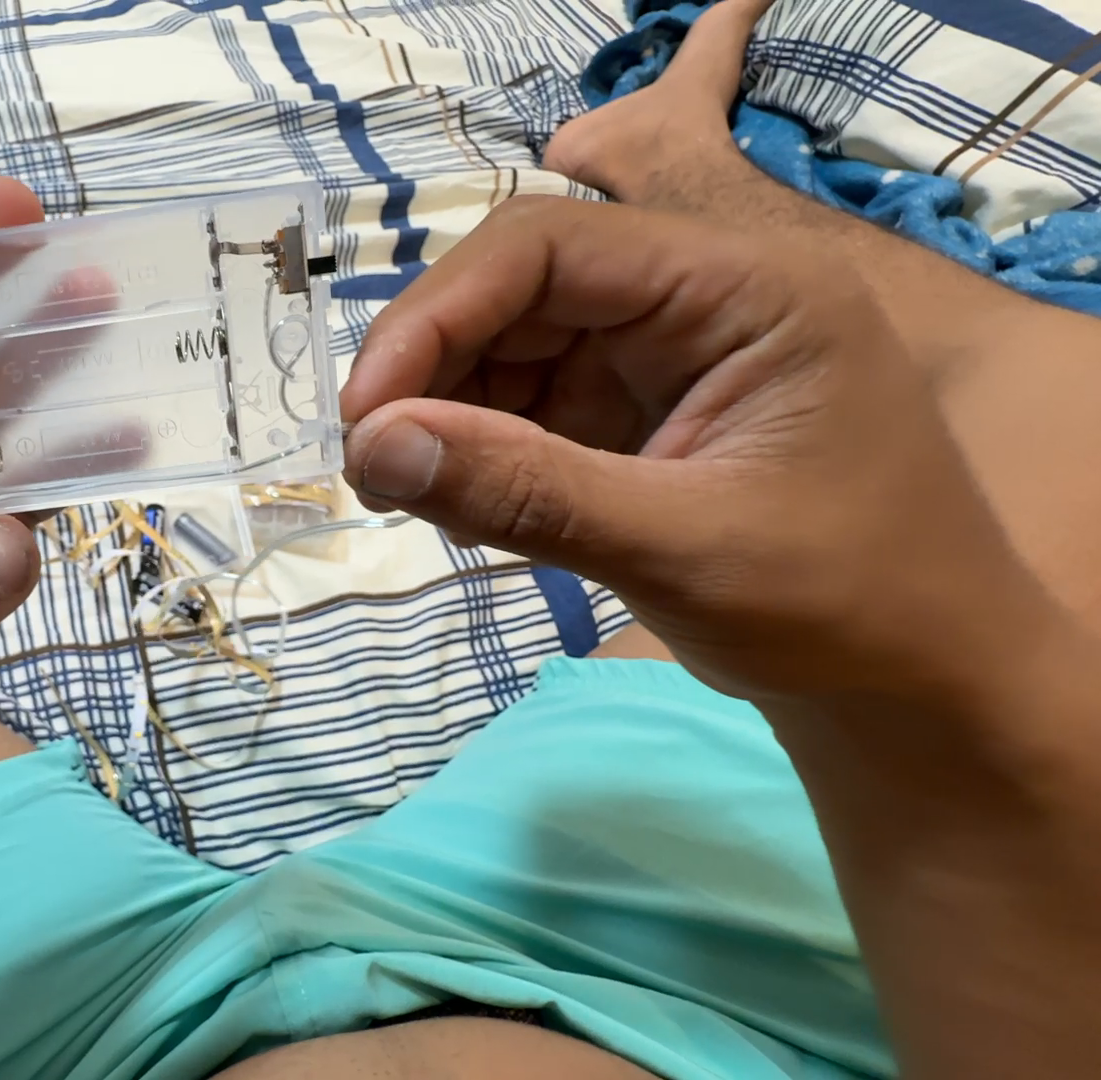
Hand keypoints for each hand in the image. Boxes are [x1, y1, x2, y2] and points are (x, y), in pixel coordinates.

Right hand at [340, 196, 1051, 704]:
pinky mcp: (606, 413)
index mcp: (737, 288)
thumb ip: (520, 492)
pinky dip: (455, 445)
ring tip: (397, 489)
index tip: (365, 413)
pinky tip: (442, 494)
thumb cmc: (835, 606)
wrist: (899, 680)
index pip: (546, 247)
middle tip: (369, 463)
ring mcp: (639, 358)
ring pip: (491, 348)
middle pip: (504, 291)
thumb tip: (368, 449)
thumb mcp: (675, 547)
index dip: (435, 315)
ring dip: (427, 411)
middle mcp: (680, 301)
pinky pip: (502, 404)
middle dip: (421, 369)